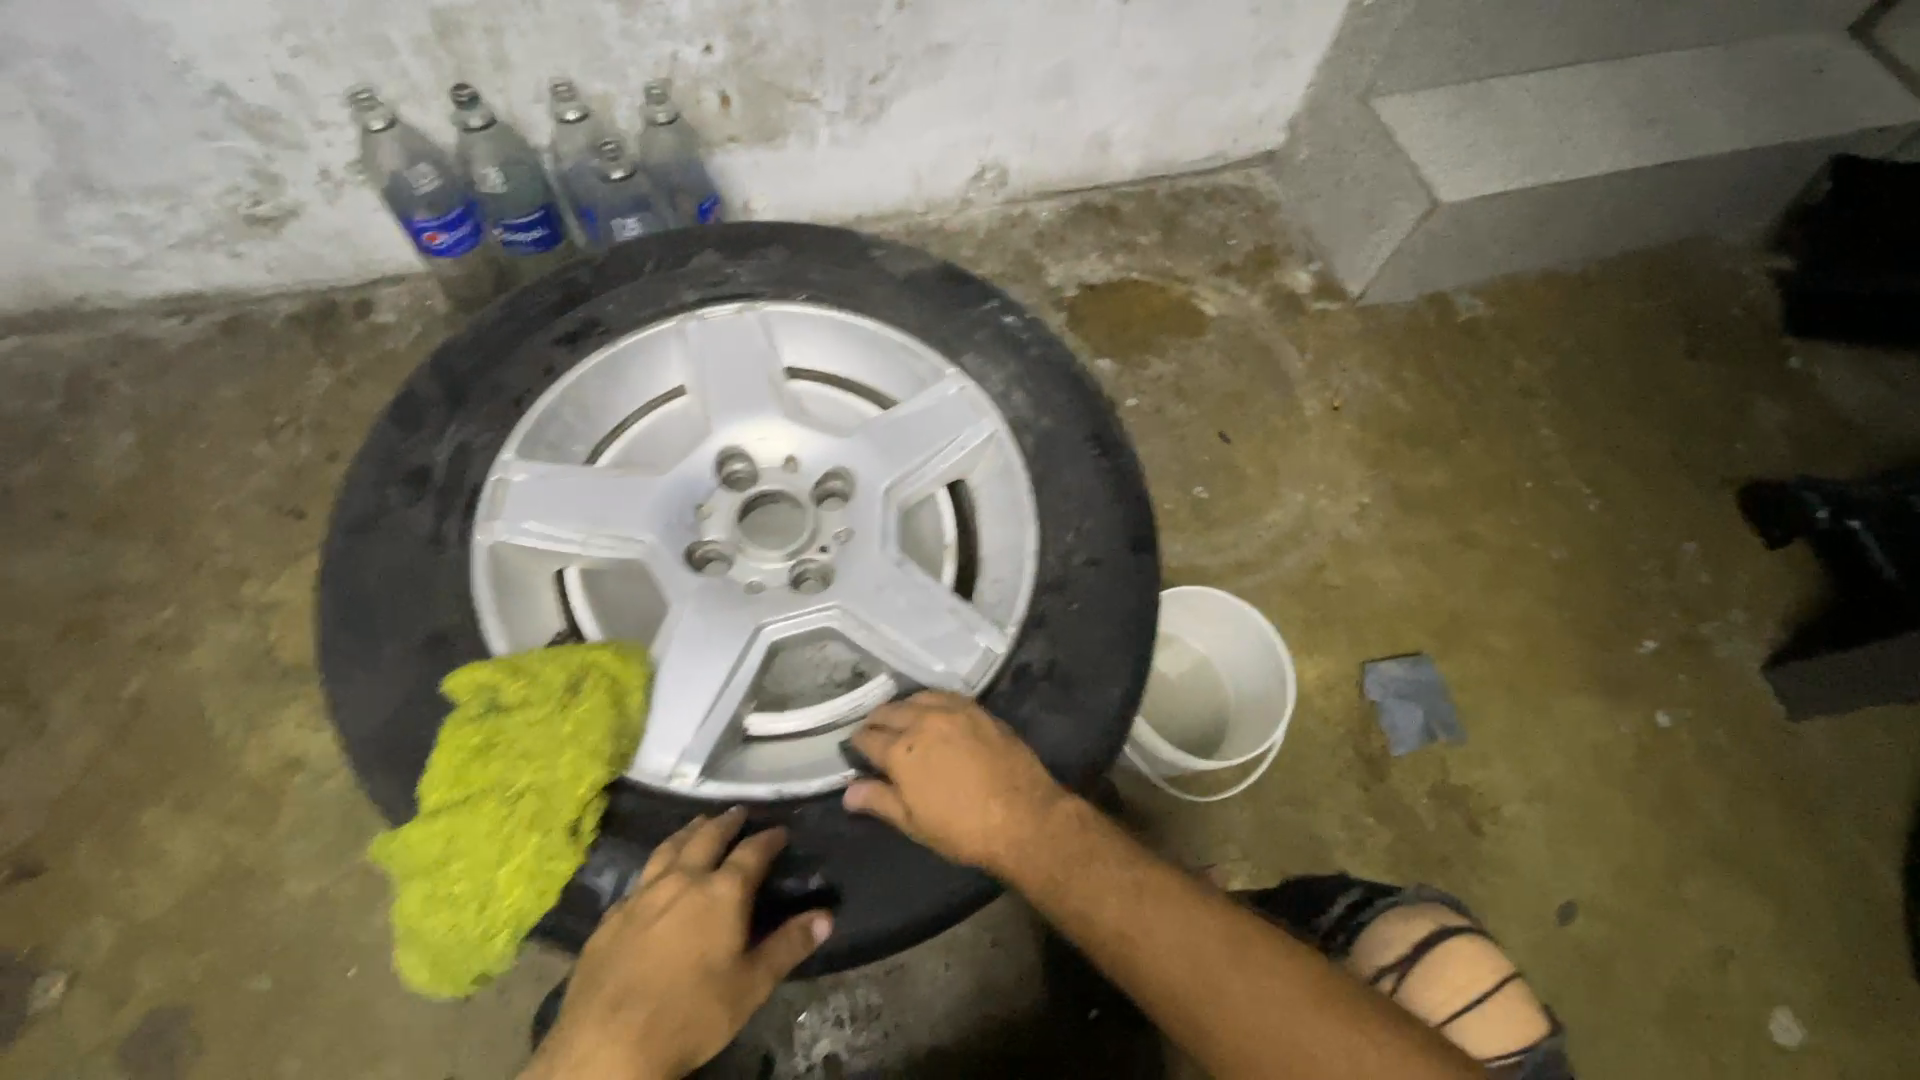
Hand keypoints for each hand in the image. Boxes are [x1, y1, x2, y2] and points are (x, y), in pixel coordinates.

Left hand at [523, 808, 831, 1079]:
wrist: (608, 1044)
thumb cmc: (691, 1013)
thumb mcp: (752, 986)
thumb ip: (789, 946)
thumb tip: (826, 916)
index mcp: (721, 893)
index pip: (752, 852)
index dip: (769, 838)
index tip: (781, 830)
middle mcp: (682, 881)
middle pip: (706, 838)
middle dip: (726, 822)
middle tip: (738, 812)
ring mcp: (641, 896)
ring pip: (668, 849)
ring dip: (688, 832)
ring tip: (698, 824)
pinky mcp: (611, 917)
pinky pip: (639, 880)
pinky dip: (655, 868)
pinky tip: (654, 878)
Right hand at [841, 691, 1069, 874]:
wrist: (1023, 817)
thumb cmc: (962, 829)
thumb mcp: (914, 823)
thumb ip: (879, 800)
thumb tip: (848, 791)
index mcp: (901, 751)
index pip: (867, 738)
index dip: (857, 745)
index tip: (856, 751)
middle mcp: (923, 721)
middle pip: (889, 712)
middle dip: (877, 722)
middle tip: (875, 734)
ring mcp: (953, 711)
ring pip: (917, 698)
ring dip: (904, 707)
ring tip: (903, 720)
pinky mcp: (979, 710)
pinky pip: (946, 696)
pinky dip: (932, 701)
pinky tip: (934, 712)